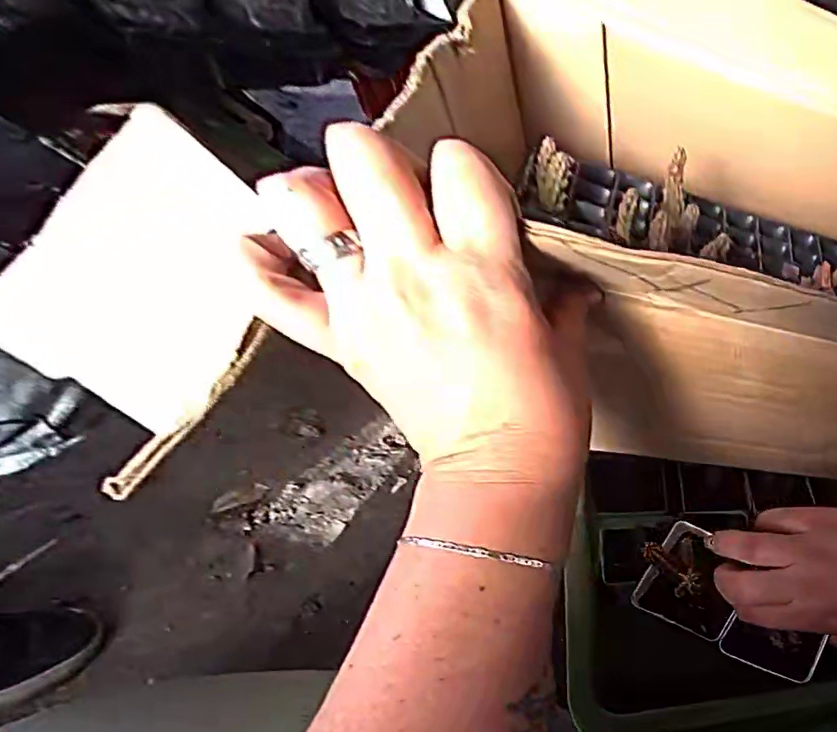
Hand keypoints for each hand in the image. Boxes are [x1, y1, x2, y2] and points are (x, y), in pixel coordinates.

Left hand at [242, 122, 596, 486]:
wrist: (504, 472)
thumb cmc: (545, 421)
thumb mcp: (569, 353)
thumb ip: (564, 306)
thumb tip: (574, 287)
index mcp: (487, 274)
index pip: (461, 167)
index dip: (470, 170)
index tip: (481, 200)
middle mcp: (418, 274)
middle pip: (363, 155)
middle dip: (386, 161)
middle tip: (411, 197)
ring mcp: (367, 302)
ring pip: (298, 198)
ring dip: (321, 195)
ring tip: (354, 220)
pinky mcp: (340, 338)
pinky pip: (266, 284)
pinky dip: (262, 262)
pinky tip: (283, 254)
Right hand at [707, 508, 836, 637]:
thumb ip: (829, 630)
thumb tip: (816, 623)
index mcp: (807, 616)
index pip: (751, 612)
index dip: (738, 605)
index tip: (738, 598)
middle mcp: (799, 583)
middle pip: (740, 580)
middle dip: (724, 577)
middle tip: (722, 570)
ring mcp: (809, 546)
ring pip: (750, 542)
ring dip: (730, 542)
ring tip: (722, 541)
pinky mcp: (824, 517)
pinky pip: (781, 516)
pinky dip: (768, 521)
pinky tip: (770, 525)